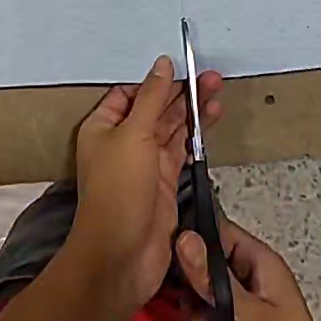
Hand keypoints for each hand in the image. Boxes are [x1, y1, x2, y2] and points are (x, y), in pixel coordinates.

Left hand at [68, 54, 223, 313]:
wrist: (123, 255)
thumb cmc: (117, 193)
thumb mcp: (134, 133)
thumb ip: (152, 97)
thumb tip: (161, 65)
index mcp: (104, 126)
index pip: (130, 93)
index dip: (154, 82)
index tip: (178, 70)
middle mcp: (122, 142)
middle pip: (155, 108)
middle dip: (181, 92)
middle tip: (210, 78)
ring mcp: (144, 163)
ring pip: (171, 128)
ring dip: (193, 111)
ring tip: (216, 92)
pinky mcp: (163, 183)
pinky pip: (181, 150)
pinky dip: (196, 135)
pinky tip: (210, 121)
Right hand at [177, 220, 320, 320]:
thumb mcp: (248, 319)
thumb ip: (214, 279)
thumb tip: (187, 239)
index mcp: (263, 265)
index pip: (221, 230)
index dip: (194, 237)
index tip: (173, 250)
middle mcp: (254, 282)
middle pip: (207, 265)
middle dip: (195, 288)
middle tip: (200, 308)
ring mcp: (247, 310)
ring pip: (204, 296)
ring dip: (199, 317)